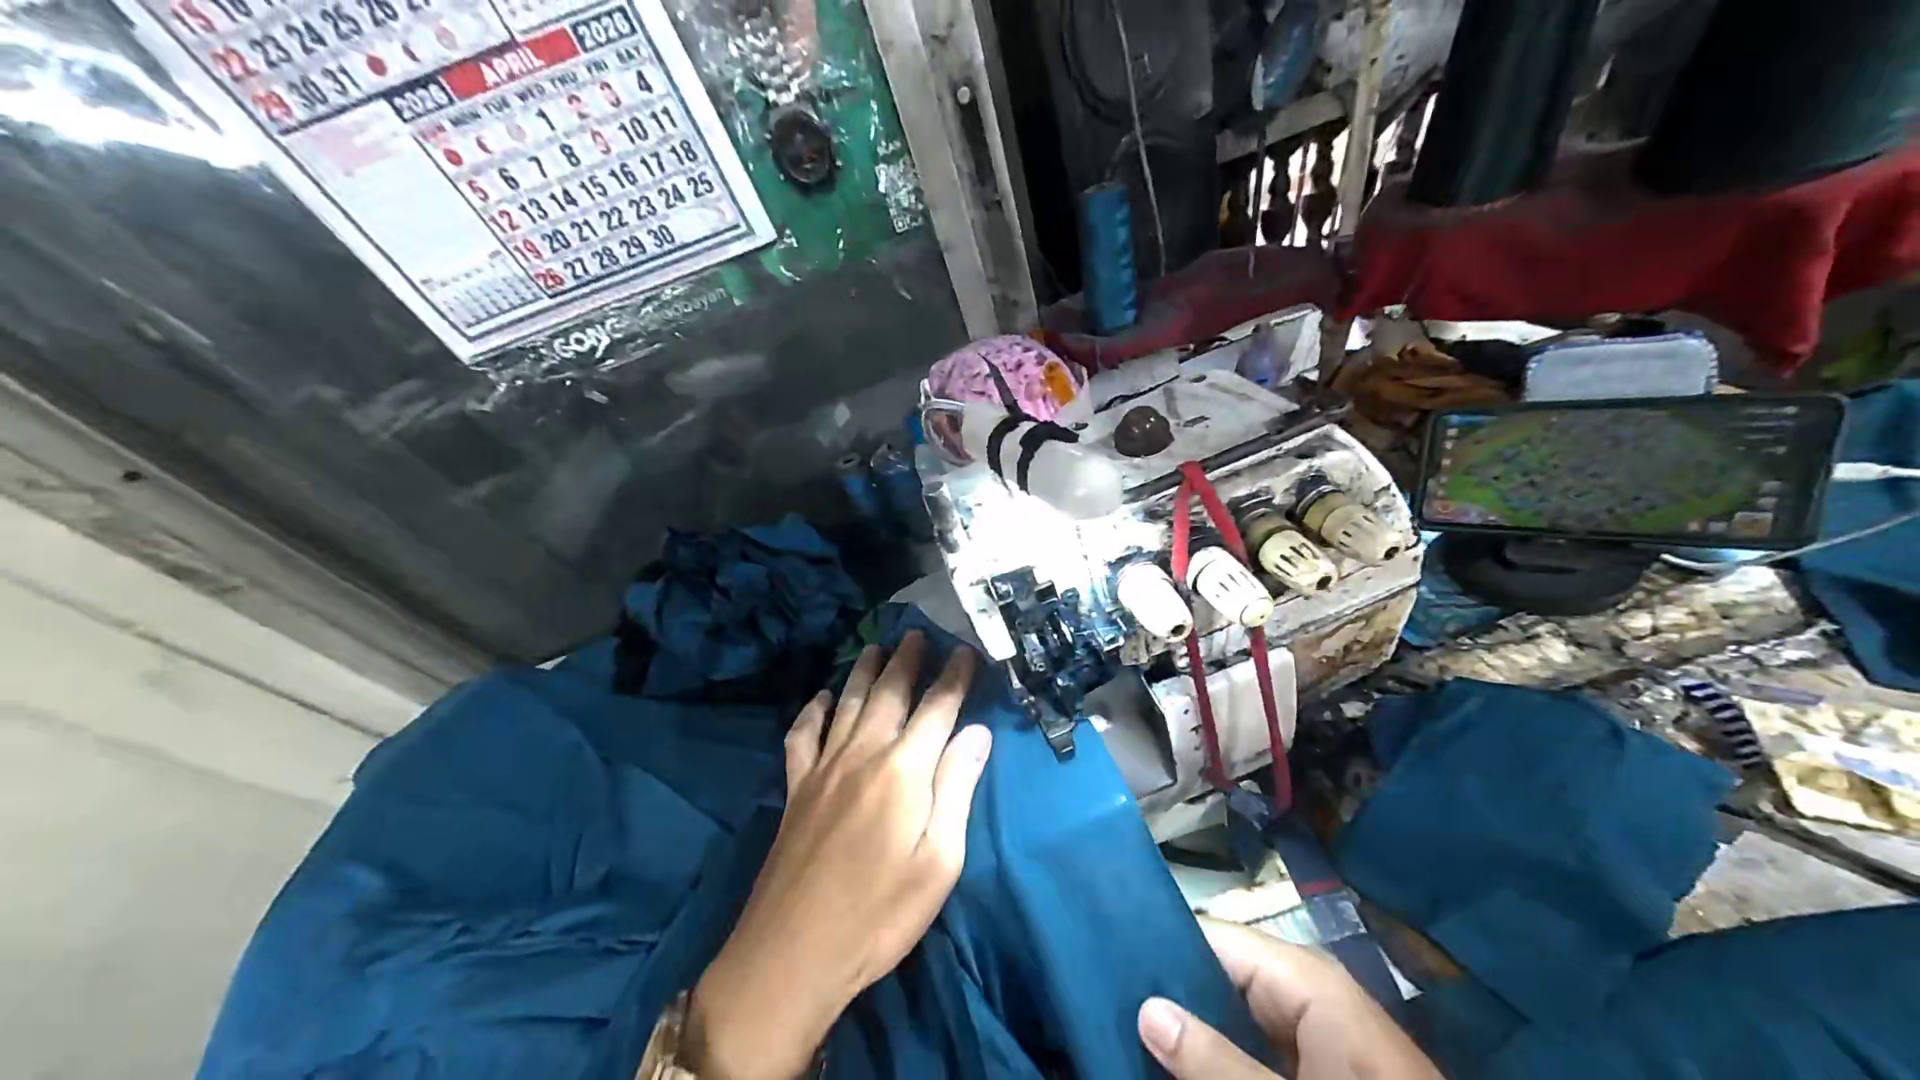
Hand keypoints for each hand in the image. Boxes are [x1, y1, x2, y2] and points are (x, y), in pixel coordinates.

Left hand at [685, 632, 990, 1079]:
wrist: (792, 953)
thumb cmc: (880, 915)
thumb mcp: (939, 861)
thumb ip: (958, 788)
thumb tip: (978, 732)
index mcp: (904, 771)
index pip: (937, 708)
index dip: (954, 677)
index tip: (966, 650)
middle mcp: (861, 755)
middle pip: (889, 693)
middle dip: (908, 660)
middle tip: (919, 632)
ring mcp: (822, 768)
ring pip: (847, 703)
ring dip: (865, 671)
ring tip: (877, 646)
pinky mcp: (795, 788)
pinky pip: (803, 734)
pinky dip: (813, 709)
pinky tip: (821, 697)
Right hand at [1138, 917, 1442, 1079]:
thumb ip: (1217, 1063)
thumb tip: (1146, 1009)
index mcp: (1302, 975)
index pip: (1210, 936)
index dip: (1158, 949)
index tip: (1105, 963)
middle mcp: (1303, 986)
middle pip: (1217, 973)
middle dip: (1170, 997)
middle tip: (1112, 1009)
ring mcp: (1312, 1027)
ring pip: (1230, 1012)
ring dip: (1191, 1030)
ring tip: (1131, 1035)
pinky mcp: (1316, 1061)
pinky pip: (1253, 1042)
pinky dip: (1219, 1055)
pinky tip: (1181, 1065)